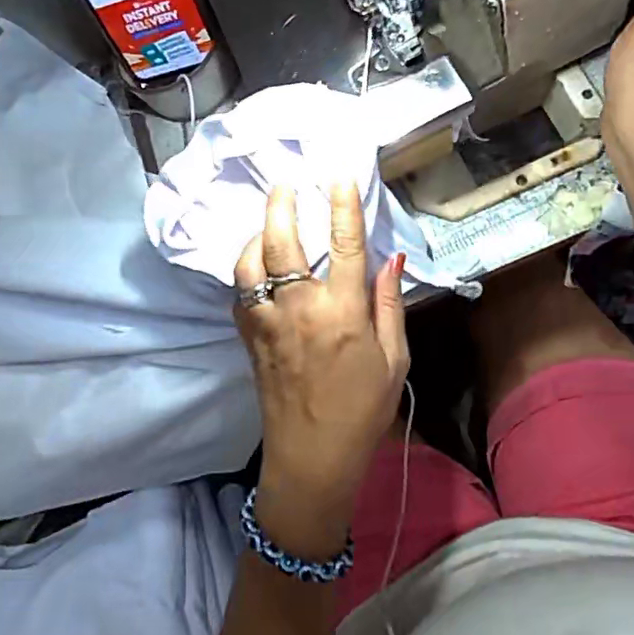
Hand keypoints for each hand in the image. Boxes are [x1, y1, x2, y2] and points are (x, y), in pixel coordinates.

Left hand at [233, 183, 408, 559]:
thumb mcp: (394, 361)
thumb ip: (390, 306)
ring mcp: (268, 323)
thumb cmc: (362, 411)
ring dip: (256, 236)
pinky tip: (258, 267)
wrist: (311, 457)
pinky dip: (247, 271)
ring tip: (268, 224)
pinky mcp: (250, 338)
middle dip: (281, 206)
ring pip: (250, 264)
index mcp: (344, 313)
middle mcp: (300, 309)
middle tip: (285, 185)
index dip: (342, 205)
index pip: (344, 245)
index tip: (338, 177)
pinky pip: (240, 293)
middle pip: (282, 243)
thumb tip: (392, 259)